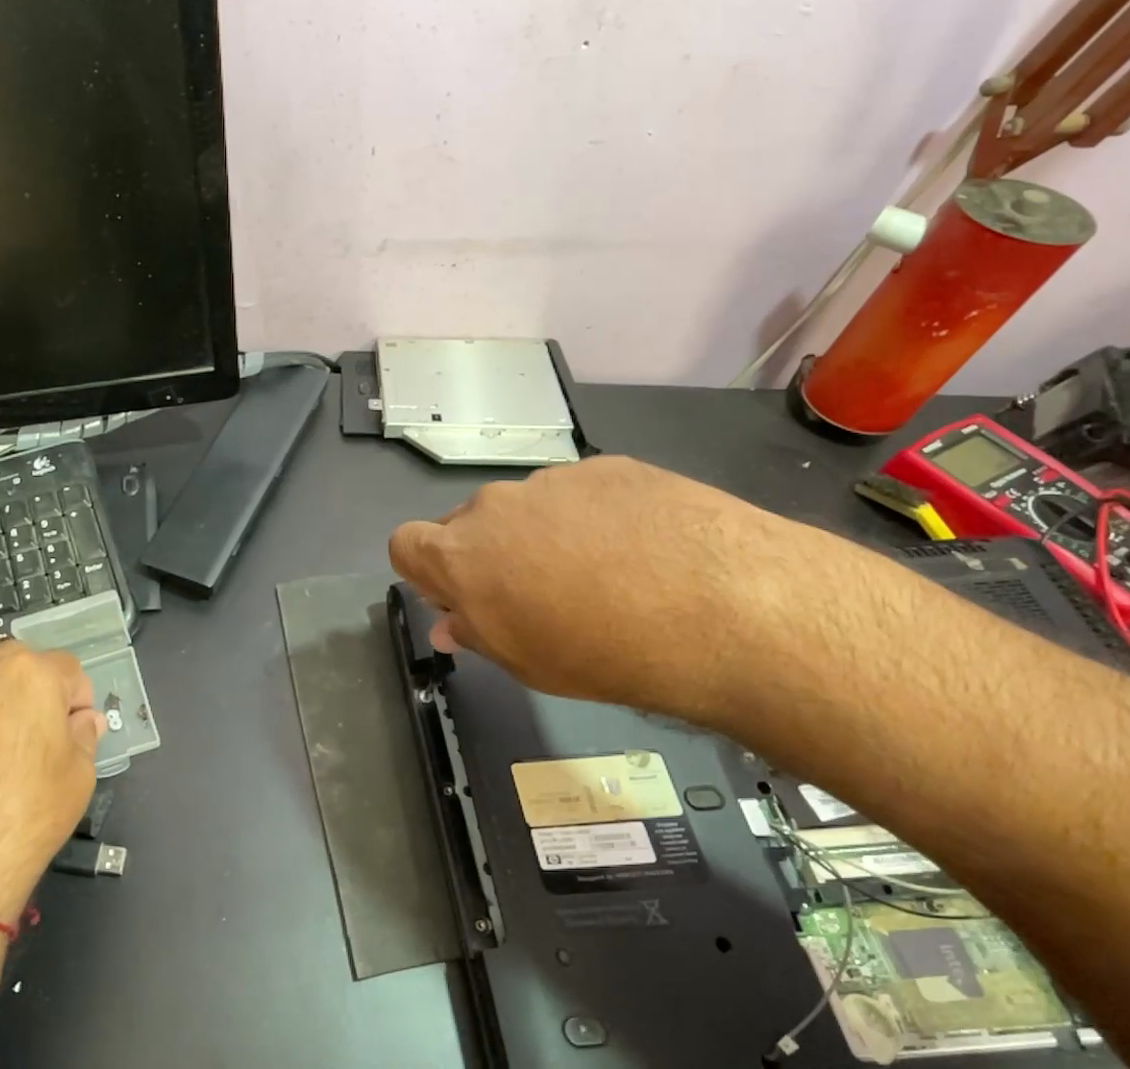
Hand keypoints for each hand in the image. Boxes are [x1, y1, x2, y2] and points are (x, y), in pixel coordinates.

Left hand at [0, 640, 104, 922]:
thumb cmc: (23, 823)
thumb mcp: (79, 778)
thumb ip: (84, 735)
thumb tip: (82, 721)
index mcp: (27, 674)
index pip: (66, 669)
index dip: (74, 701)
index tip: (71, 731)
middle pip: (9, 669)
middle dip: (24, 696)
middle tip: (28, 745)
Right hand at [387, 456, 808, 718]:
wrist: (724, 607)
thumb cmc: (606, 653)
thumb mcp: (528, 663)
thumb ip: (477, 634)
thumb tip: (453, 622)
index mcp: (462, 554)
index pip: (405, 544)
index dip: (425, 572)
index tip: (459, 598)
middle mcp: (497, 505)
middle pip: (468, 523)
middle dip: (487, 555)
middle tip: (535, 596)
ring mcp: (556, 479)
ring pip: (528, 507)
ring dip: (542, 536)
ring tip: (603, 576)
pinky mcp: (612, 465)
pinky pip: (582, 493)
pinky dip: (594, 518)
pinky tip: (641, 551)